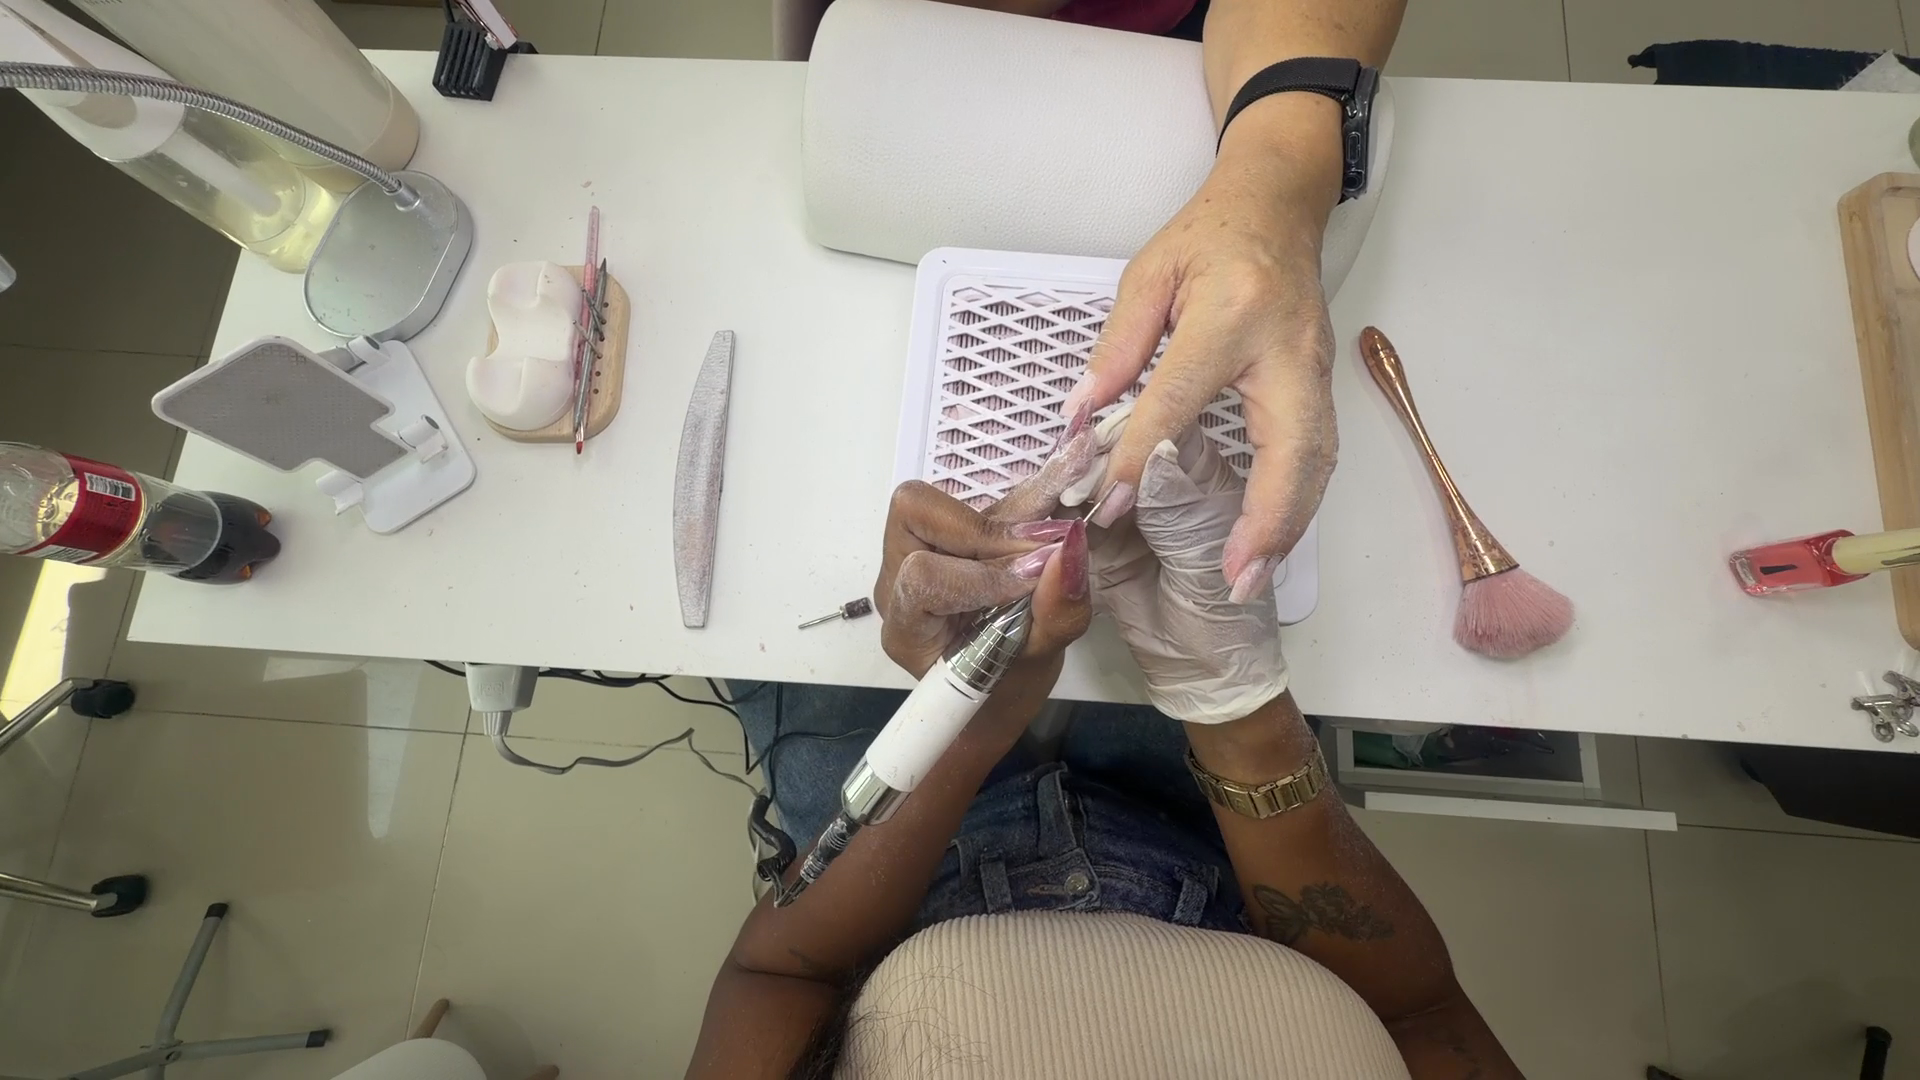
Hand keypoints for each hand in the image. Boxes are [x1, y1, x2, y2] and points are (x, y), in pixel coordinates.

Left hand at [873, 418, 1097, 678]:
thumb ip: (1054, 614)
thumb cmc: (1003, 691)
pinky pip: (984, 502)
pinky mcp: (953, 535)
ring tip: (1060, 517)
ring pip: (944, 499)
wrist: (995, 693)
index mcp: (906, 626)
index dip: (983, 573)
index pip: (923, 577)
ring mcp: (919, 552)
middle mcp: (897, 581)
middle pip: (914, 514)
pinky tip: (1075, 458)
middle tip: (1046, 547)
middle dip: (987, 530)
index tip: (1038, 577)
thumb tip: (1069, 549)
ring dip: (1007, 512)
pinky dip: (1031, 490)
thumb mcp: (1036, 667)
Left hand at [1070, 103, 1341, 604]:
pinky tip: (1270, 539)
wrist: (1277, 204)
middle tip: (1235, 581)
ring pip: (1316, 460)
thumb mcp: (1147, 276)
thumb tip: (1081, 421)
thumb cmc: (1208, 236)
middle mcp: (1286, 349)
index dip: (1141, 458)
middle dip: (1265, 522)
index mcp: (1230, 315)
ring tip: (1252, 579)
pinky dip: (1296, 504)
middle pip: (1289, 447)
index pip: (1178, 401)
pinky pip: (1317, 453)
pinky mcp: (1321, 383)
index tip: (1107, 506)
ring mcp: (1315, 368)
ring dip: (1288, 526)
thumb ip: (1116, 350)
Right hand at [1085, 406, 1286, 722]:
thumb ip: (1176, 506)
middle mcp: (1162, 491)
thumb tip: (1153, 448)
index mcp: (1201, 482)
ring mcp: (1129, 517)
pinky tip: (1045, 513)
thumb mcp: (1203, 559)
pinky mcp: (1100, 546)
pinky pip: (1073, 521)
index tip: (1101, 437)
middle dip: (1094, 456)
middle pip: (1122, 452)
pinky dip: (1058, 516)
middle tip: (1070, 470)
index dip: (1133, 429)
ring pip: (1093, 483)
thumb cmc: (1225, 620)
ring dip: (1072, 484)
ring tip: (1055, 488)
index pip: (1166, 433)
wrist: (1201, 677)